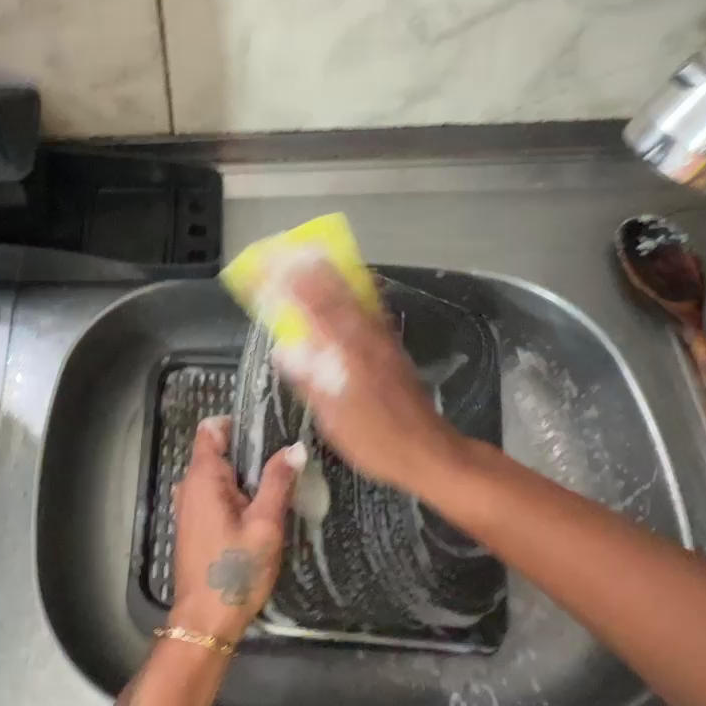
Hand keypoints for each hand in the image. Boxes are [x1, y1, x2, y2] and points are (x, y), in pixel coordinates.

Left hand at [168, 417, 301, 643]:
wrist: (206, 622)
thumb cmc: (235, 571)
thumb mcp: (266, 524)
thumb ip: (278, 482)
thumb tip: (295, 446)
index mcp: (202, 477)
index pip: (211, 429)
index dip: (238, 422)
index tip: (269, 427)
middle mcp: (189, 485)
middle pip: (218, 451)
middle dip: (249, 453)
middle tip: (286, 460)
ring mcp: (189, 506)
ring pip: (219, 476)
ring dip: (246, 477)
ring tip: (280, 484)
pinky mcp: (195, 525)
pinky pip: (216, 495)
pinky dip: (237, 495)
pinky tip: (262, 510)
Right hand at [273, 261, 468, 491]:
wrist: (428, 452)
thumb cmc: (376, 441)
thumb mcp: (334, 418)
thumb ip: (310, 381)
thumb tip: (284, 351)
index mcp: (347, 356)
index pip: (317, 312)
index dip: (295, 289)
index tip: (276, 270)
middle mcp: (366, 342)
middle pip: (338, 298)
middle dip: (316, 274)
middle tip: (297, 253)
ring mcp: (384, 344)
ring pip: (357, 301)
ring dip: (337, 278)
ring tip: (321, 259)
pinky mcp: (394, 351)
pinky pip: (372, 313)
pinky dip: (360, 295)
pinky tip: (356, 290)